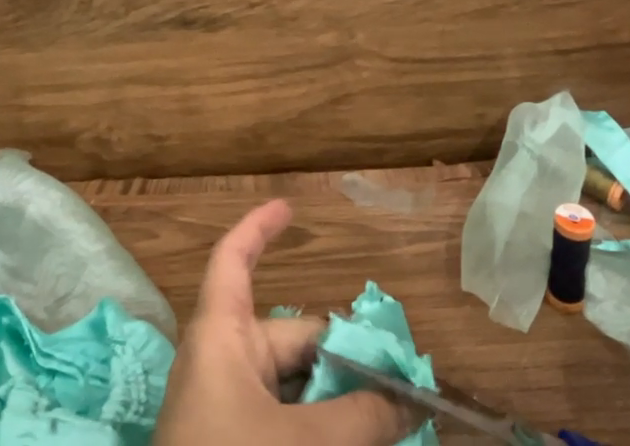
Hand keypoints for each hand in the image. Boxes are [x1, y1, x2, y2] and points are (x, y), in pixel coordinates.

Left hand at [154, 200, 412, 445]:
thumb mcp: (304, 441)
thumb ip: (361, 416)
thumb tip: (406, 400)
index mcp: (221, 337)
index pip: (233, 261)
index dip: (258, 229)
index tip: (290, 207)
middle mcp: (225, 363)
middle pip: (293, 337)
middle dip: (347, 353)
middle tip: (408, 381)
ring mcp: (230, 408)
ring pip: (298, 387)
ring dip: (343, 398)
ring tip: (397, 416)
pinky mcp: (237, 441)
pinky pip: (289, 420)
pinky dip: (325, 425)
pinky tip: (367, 437)